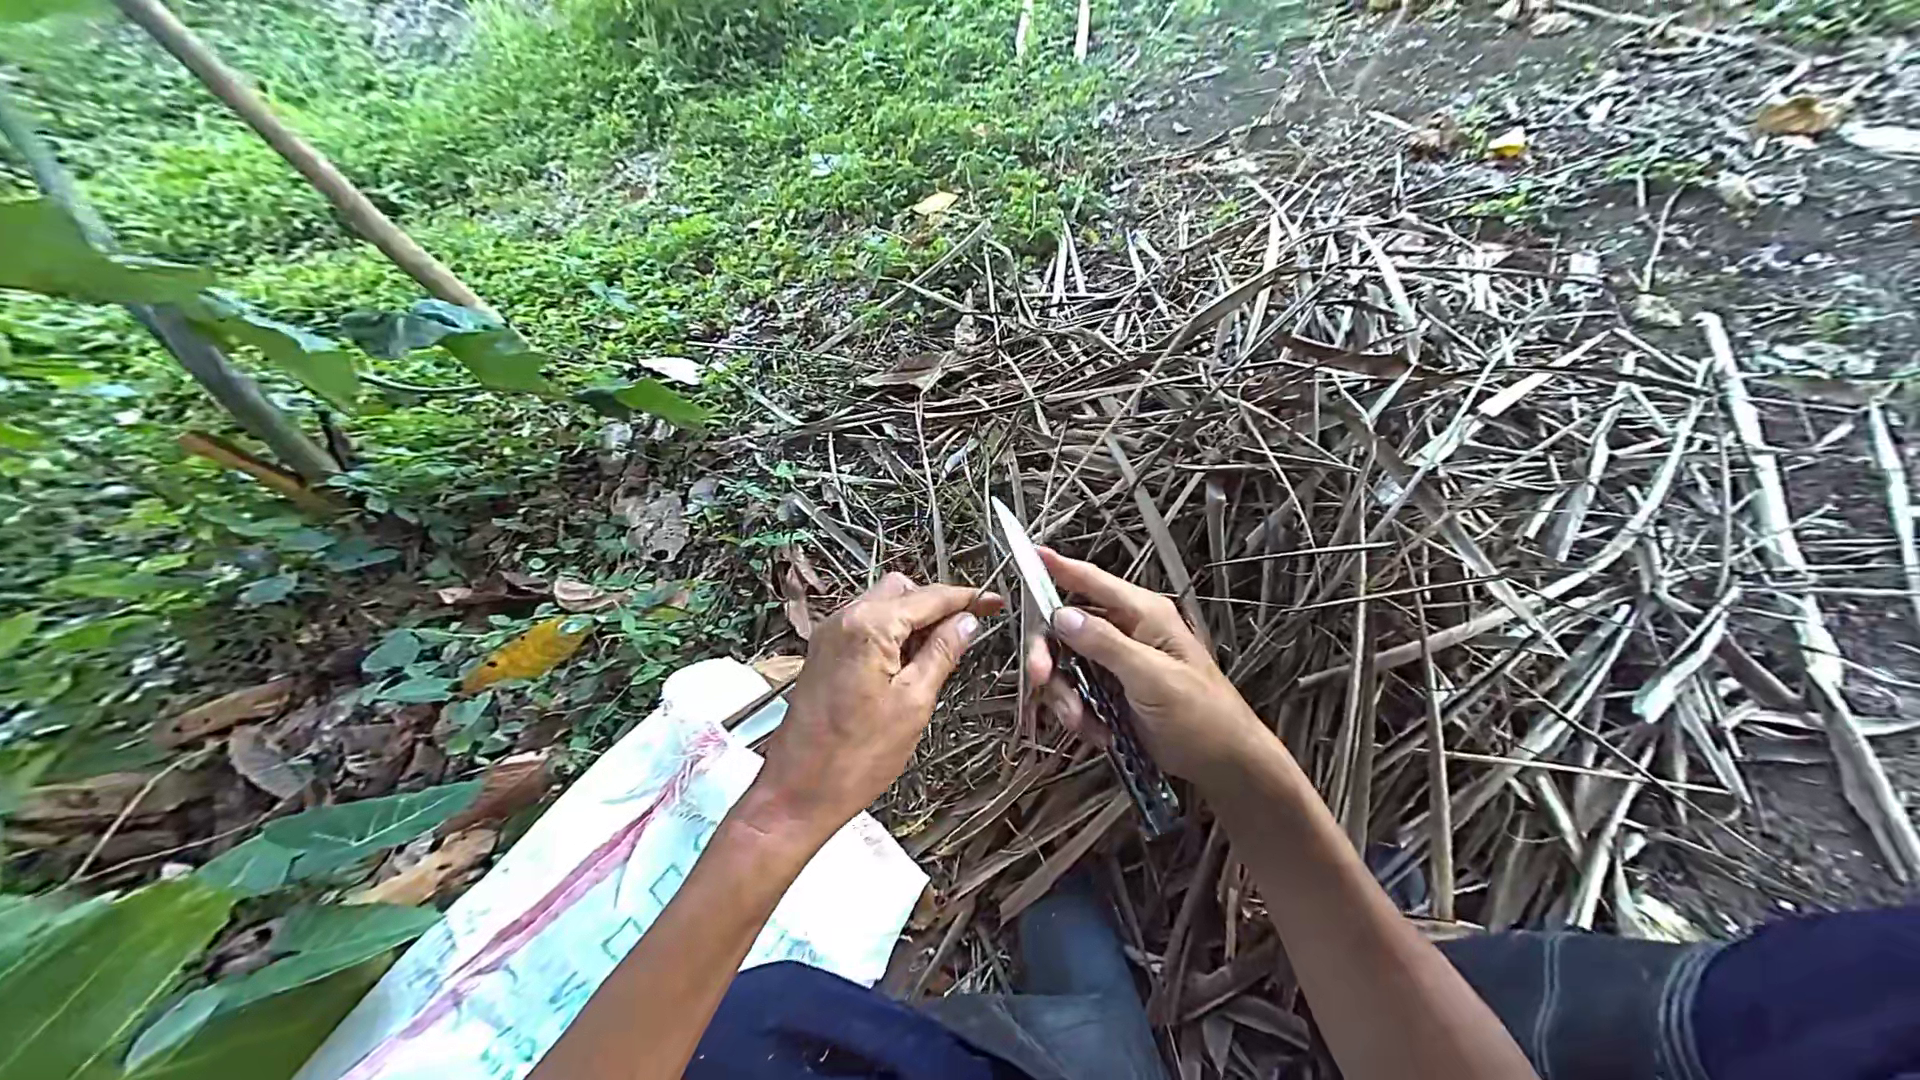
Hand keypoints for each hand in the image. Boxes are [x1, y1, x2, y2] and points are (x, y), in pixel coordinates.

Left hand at [752, 572, 1002, 839]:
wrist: (797, 792)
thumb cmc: (855, 757)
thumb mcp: (914, 702)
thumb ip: (942, 652)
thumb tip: (967, 622)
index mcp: (868, 626)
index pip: (929, 597)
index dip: (967, 598)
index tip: (993, 602)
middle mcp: (844, 619)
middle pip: (903, 590)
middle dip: (937, 605)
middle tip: (966, 631)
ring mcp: (830, 634)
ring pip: (883, 604)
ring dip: (914, 618)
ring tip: (940, 651)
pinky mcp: (824, 652)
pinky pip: (865, 624)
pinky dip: (891, 632)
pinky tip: (909, 660)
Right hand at [1025, 548, 1270, 786]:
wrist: (1223, 763)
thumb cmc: (1205, 717)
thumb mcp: (1154, 677)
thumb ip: (1107, 644)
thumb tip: (1063, 616)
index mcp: (1145, 615)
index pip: (1093, 581)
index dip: (1059, 568)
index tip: (1031, 556)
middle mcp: (1127, 631)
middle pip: (1066, 627)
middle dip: (1050, 655)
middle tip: (1042, 677)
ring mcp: (1117, 661)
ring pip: (1066, 663)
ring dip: (1065, 693)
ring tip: (1082, 720)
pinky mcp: (1111, 689)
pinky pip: (1076, 691)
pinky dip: (1078, 712)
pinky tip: (1097, 729)